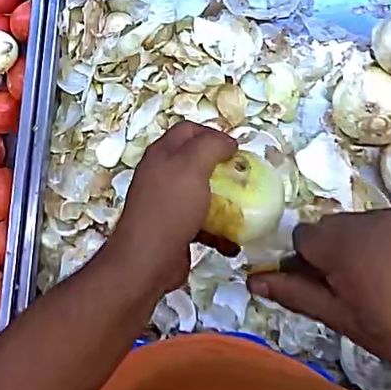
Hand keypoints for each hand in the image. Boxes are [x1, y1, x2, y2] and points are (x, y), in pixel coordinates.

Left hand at [97, 122, 234, 298]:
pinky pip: (200, 222)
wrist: (149, 259)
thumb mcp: (192, 166)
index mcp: (162, 153)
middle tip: (240, 176)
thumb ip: (210, 146)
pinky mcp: (173, 228)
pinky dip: (217, 230)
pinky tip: (230, 241)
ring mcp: (166, 202)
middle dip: (220, 167)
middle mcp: (161, 173)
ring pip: (200, 193)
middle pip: (195, 160)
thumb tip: (227, 142)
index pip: (188, 130)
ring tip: (241, 208)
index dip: (212, 133)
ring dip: (222, 201)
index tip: (235, 149)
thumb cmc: (170, 207)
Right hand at [247, 207, 390, 389]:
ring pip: (364, 221)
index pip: (304, 237)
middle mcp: (368, 219)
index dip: (313, 263)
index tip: (334, 286)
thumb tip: (254, 280)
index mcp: (343, 247)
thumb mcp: (345, 321)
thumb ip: (297, 294)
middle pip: (334, 226)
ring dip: (367, 241)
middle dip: (339, 250)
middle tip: (364, 286)